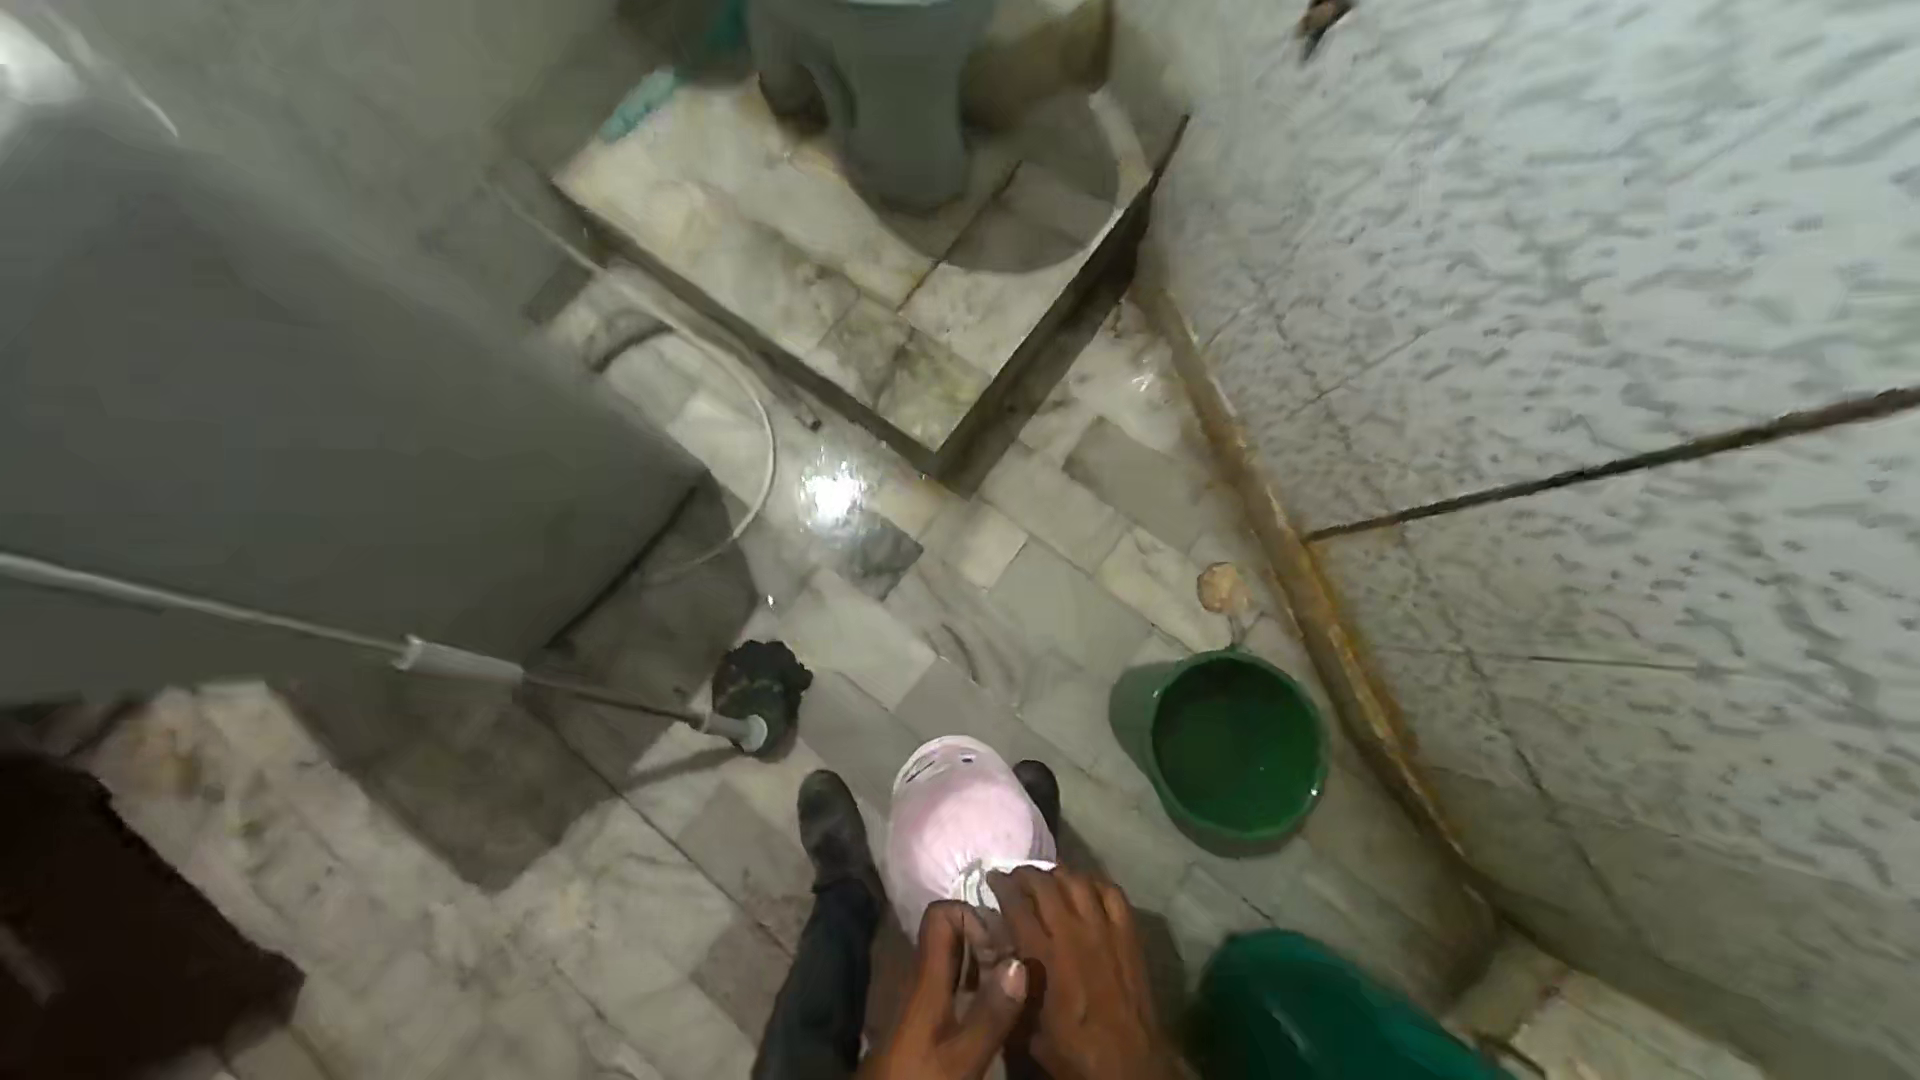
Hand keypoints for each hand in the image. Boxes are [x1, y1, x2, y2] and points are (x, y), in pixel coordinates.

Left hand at [858, 901, 1028, 1079]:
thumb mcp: (961, 1058)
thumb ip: (990, 1013)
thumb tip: (1019, 962)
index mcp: (926, 975)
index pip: (941, 914)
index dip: (972, 918)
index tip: (1000, 949)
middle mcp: (922, 977)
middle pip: (952, 935)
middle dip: (987, 942)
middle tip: (1016, 970)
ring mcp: (922, 998)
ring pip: (955, 961)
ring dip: (985, 966)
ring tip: (1014, 988)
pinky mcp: (926, 1021)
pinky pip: (954, 986)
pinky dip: (977, 989)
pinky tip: (996, 1011)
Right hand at [988, 867, 1183, 1079]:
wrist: (1130, 1065)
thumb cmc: (1074, 1050)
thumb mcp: (1027, 1030)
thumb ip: (1009, 988)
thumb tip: (994, 955)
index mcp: (1044, 956)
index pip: (1016, 904)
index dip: (1001, 885)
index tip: (991, 878)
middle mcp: (1072, 932)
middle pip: (1044, 883)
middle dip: (1024, 873)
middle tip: (1015, 877)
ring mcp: (1104, 929)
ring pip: (1076, 880)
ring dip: (1057, 874)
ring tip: (1048, 878)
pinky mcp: (1128, 933)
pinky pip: (1110, 891)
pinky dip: (1093, 883)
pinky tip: (1084, 888)